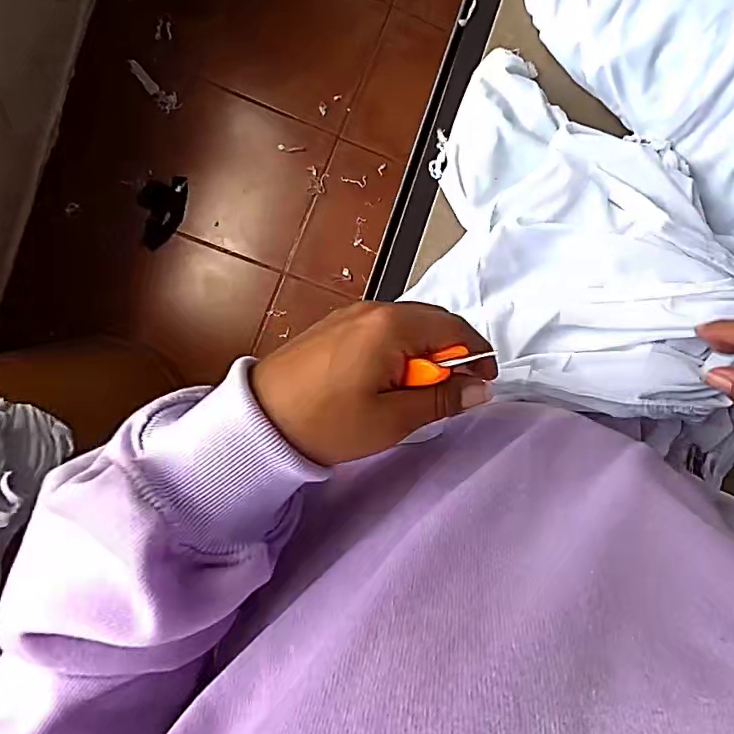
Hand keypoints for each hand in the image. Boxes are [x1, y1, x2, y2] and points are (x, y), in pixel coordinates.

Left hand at [250, 301, 494, 465]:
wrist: (252, 424)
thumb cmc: (321, 422)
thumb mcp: (393, 419)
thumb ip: (443, 399)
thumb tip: (479, 389)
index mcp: (394, 326)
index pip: (457, 331)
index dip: (478, 357)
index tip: (482, 382)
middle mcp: (376, 309)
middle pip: (437, 322)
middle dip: (451, 355)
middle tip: (449, 391)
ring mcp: (354, 313)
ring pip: (412, 324)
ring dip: (425, 352)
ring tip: (414, 391)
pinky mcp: (338, 324)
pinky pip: (386, 327)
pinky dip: (401, 348)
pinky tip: (388, 380)